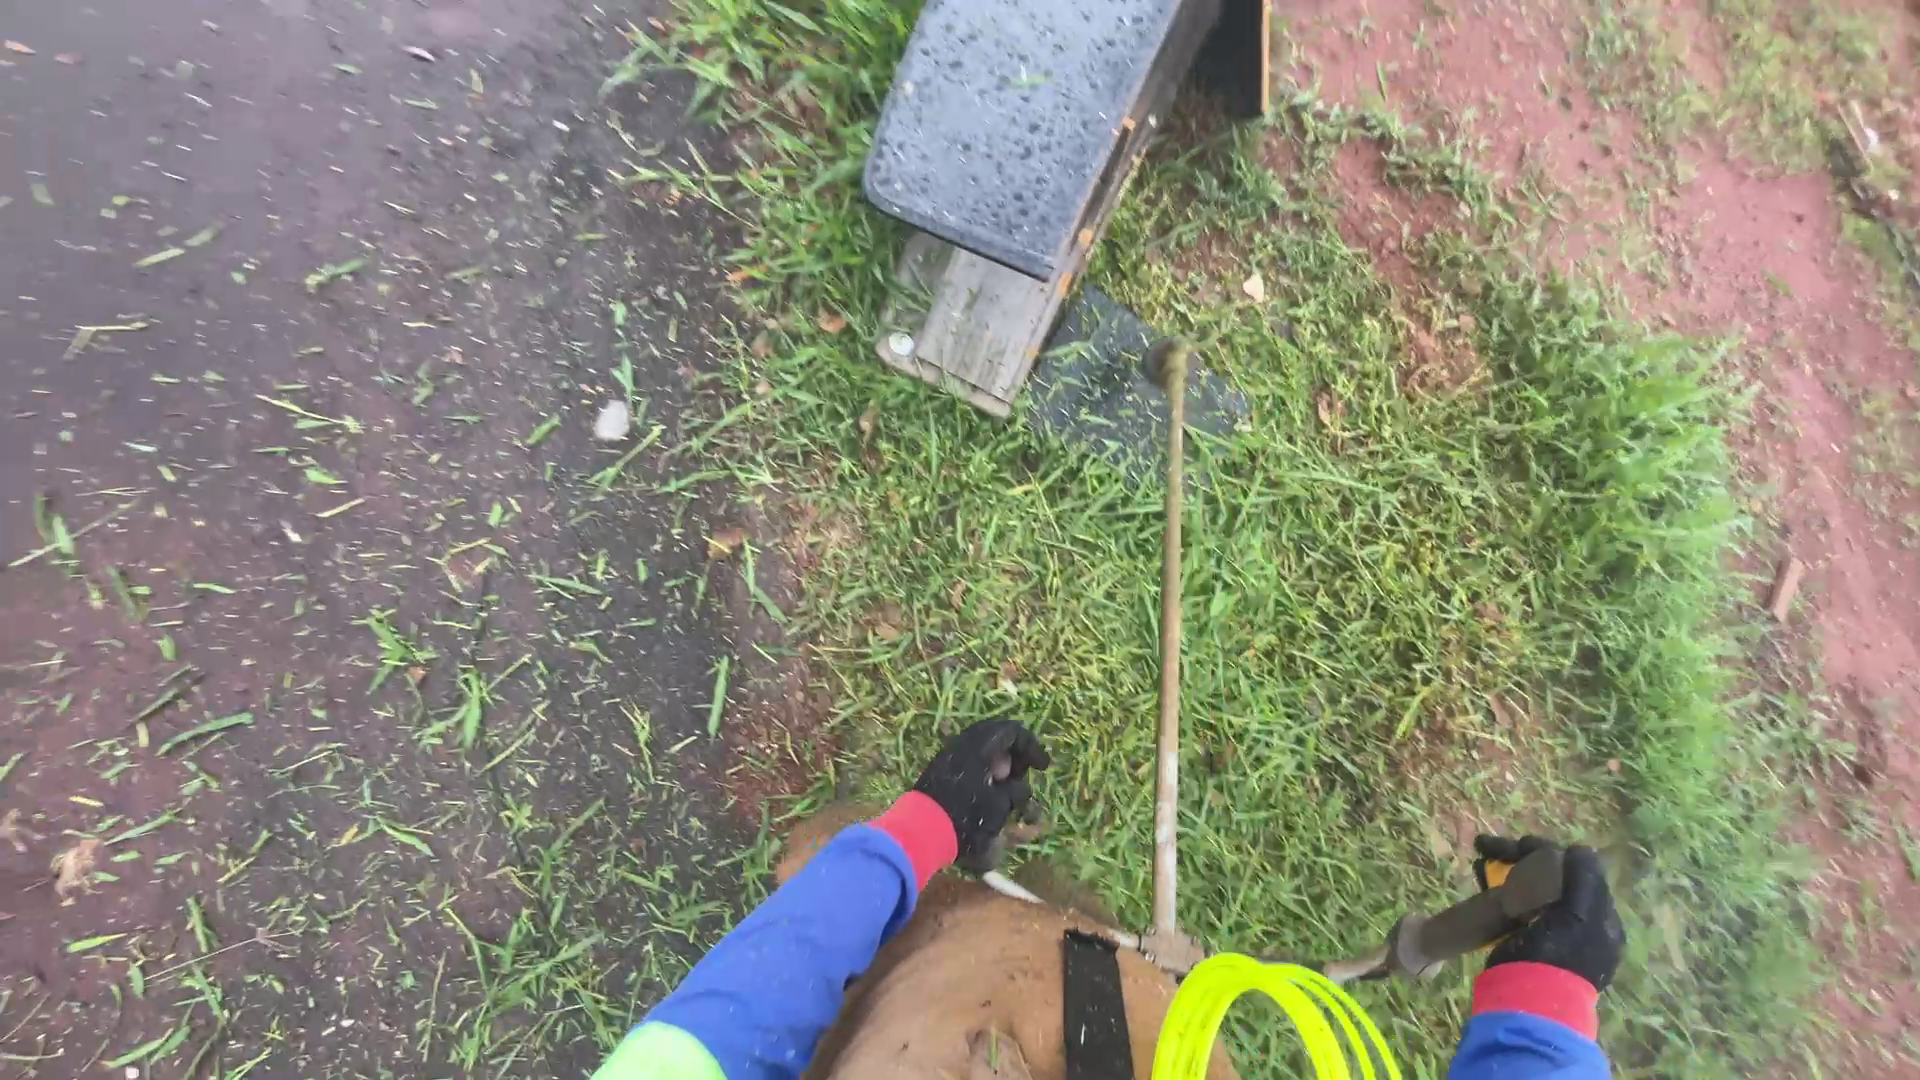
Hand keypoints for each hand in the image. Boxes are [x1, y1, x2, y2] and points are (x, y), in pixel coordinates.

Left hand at [912, 719, 1050, 873]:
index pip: (1013, 731)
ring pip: (984, 752)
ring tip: (1007, 793)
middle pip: (998, 739)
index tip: (1043, 768)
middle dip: (1015, 759)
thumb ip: (1015, 790)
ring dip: (1000, 769)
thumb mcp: (1000, 804)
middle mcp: (964, 743)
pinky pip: (970, 764)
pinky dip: (985, 775)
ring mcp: (949, 755)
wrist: (921, 830)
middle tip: (1022, 778)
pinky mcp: (940, 770)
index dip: (1031, 747)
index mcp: (980, 745)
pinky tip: (988, 797)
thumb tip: (1018, 785)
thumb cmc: (966, 815)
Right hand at [1474, 834, 1624, 991]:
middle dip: (1518, 855)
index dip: (1545, 851)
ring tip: (1479, 860)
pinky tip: (1482, 881)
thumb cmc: (1555, 956)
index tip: (1516, 845)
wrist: (1529, 998)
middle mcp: (1579, 920)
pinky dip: (1500, 885)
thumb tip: (1581, 850)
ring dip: (1506, 867)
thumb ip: (1585, 884)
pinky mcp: (1525, 935)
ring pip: (1530, 883)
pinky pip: (1516, 899)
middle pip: (1550, 874)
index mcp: (1598, 916)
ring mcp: (1551, 928)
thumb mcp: (1579, 919)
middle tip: (1483, 846)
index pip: (1574, 869)